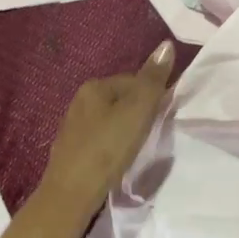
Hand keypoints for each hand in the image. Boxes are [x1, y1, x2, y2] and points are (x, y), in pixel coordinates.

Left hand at [36, 39, 175, 222]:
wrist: (72, 193)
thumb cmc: (106, 149)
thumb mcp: (136, 112)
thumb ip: (152, 80)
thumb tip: (166, 45)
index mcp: (94, 87)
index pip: (133, 80)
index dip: (153, 96)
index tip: (165, 116)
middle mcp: (80, 101)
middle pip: (121, 100)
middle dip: (139, 113)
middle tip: (154, 134)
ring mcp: (73, 127)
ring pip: (111, 120)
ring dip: (127, 130)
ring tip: (139, 148)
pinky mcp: (73, 150)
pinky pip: (101, 139)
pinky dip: (114, 145)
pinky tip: (119, 159)